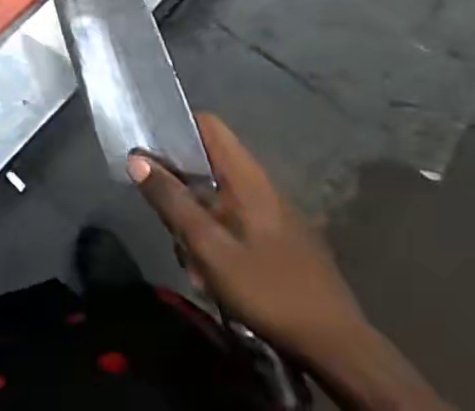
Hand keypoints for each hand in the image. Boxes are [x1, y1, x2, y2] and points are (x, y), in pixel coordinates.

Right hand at [130, 114, 368, 361]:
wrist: (339, 350)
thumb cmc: (269, 290)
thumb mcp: (209, 247)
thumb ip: (172, 201)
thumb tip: (135, 158)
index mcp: (250, 181)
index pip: (210, 126)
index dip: (176, 125)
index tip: (146, 141)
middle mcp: (264, 189)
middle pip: (208, 162)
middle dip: (178, 180)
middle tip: (158, 207)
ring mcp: (276, 215)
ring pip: (218, 194)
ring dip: (194, 214)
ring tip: (186, 251)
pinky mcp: (281, 240)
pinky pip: (234, 219)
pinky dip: (214, 232)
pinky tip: (209, 268)